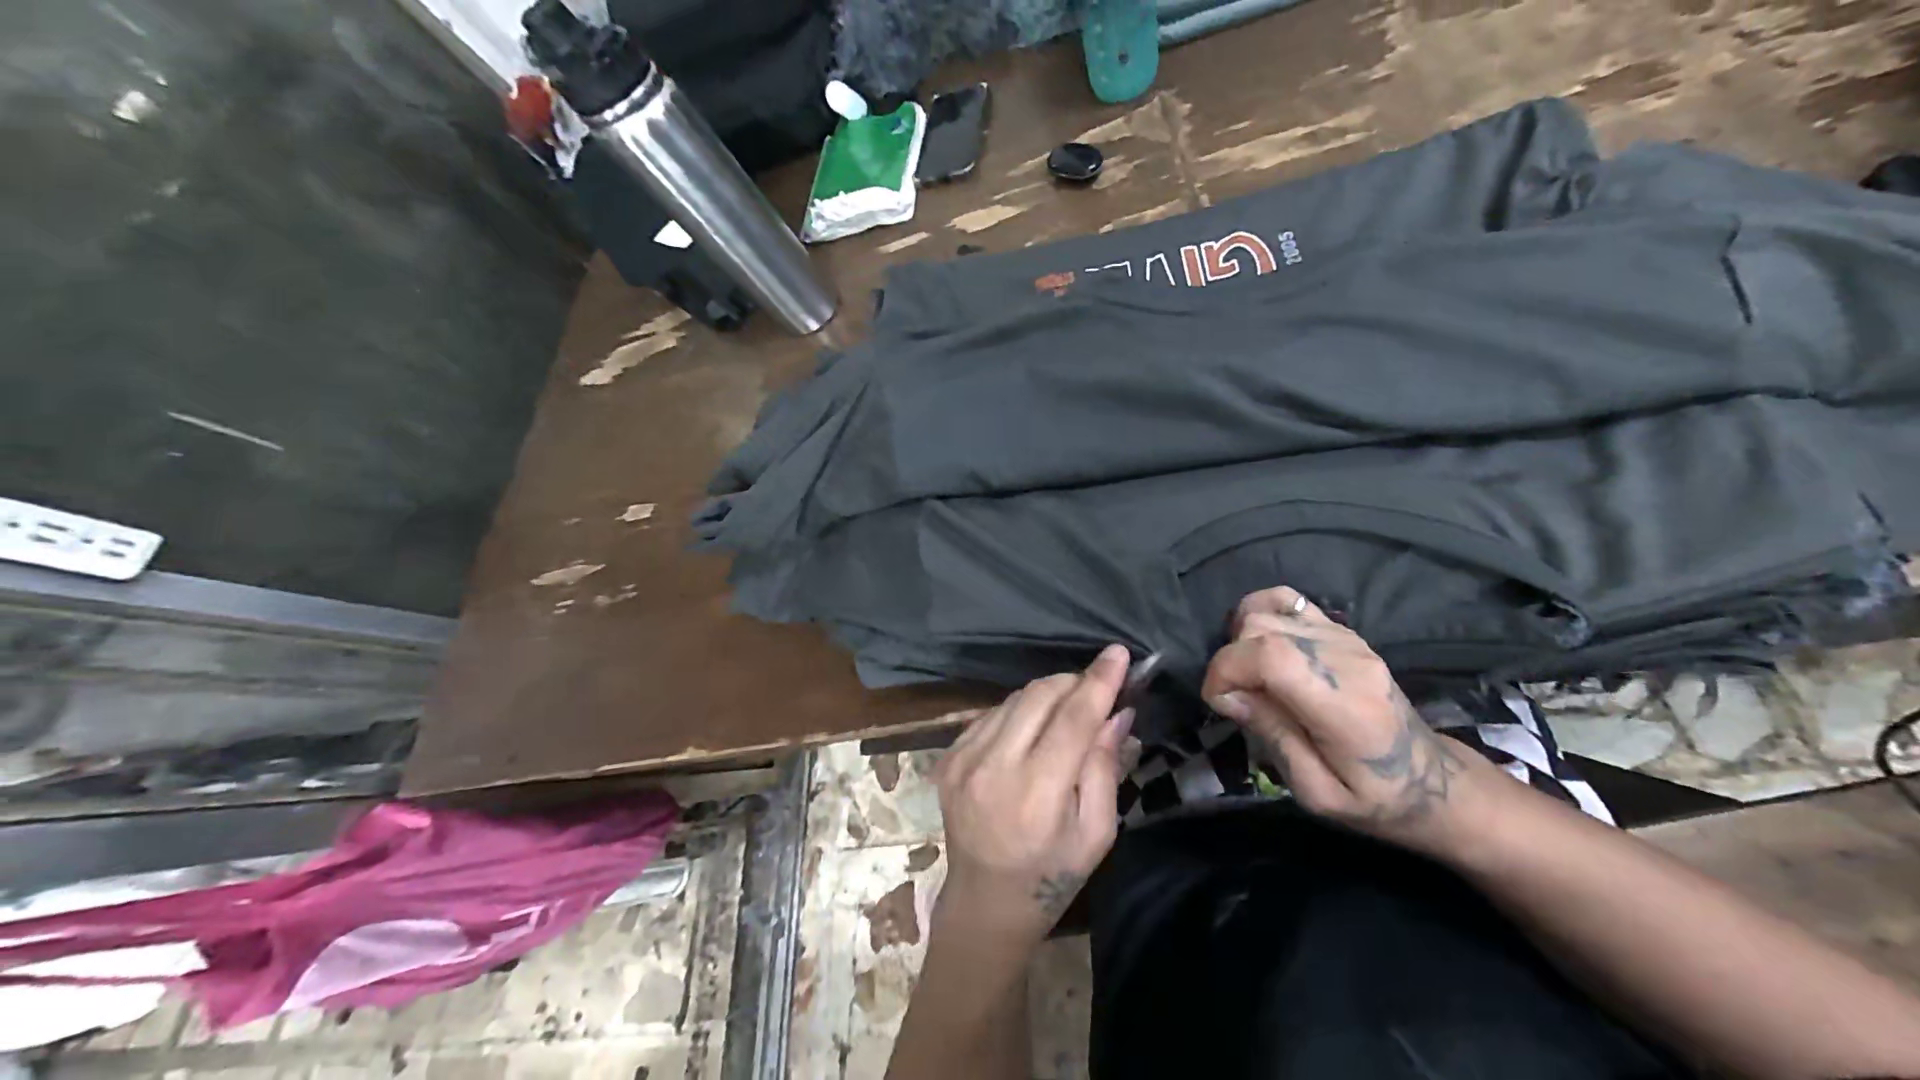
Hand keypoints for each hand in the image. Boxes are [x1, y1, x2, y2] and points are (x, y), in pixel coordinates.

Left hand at [932, 644, 1133, 943]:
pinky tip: (1033, 731)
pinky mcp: (948, 757)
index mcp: (1036, 794)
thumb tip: (1117, 712)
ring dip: (1047, 695)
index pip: (1072, 719)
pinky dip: (1019, 712)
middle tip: (1096, 688)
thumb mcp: (1096, 833)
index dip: (1098, 682)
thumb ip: (1104, 768)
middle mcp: (993, 768)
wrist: (984, 901)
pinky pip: (991, 714)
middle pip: (1038, 696)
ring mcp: (963, 760)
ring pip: (1013, 699)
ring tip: (1068, 712)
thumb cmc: (1051, 875)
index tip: (1118, 653)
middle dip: (1073, 682)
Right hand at [1202, 586, 1516, 858]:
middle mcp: (1346, 659)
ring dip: (1241, 641)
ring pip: (1267, 611)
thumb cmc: (1374, 799)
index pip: (1270, 657)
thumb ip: (1273, 737)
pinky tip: (1261, 647)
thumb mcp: (1317, 793)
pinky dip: (1261, 615)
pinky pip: (1287, 600)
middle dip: (1229, 661)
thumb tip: (1231, 695)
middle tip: (1236, 700)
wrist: (1432, 781)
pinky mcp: (1344, 632)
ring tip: (1249, 677)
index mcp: (1344, 707)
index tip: (1219, 702)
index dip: (1226, 671)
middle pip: (1260, 629)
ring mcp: (1347, 639)